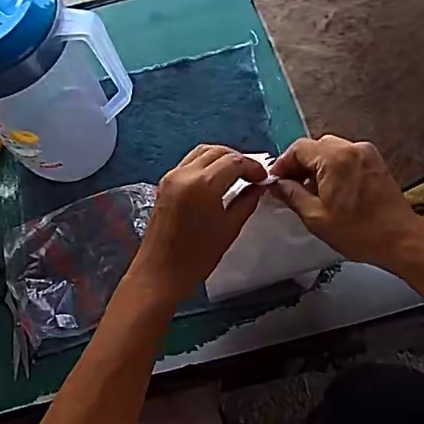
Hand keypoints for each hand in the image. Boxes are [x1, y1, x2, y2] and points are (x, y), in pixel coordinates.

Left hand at [128, 145, 268, 300]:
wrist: (160, 273)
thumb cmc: (197, 256)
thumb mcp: (229, 228)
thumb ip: (246, 202)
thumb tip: (258, 187)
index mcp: (203, 184)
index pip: (234, 161)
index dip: (253, 167)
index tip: (263, 178)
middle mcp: (185, 174)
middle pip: (217, 151)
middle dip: (238, 159)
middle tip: (253, 175)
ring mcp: (172, 176)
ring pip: (202, 152)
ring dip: (222, 158)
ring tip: (237, 175)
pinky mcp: (165, 183)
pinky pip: (190, 162)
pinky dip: (207, 164)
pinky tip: (218, 180)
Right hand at [269, 135, 423, 271]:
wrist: (400, 239)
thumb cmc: (361, 232)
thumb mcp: (315, 217)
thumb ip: (292, 195)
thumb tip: (278, 185)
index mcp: (335, 158)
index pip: (299, 148)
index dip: (283, 163)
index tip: (276, 180)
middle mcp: (352, 149)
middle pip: (315, 147)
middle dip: (299, 165)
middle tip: (289, 187)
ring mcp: (367, 155)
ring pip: (331, 151)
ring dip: (317, 167)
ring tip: (310, 192)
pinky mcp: (376, 164)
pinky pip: (347, 158)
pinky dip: (334, 169)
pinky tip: (330, 191)